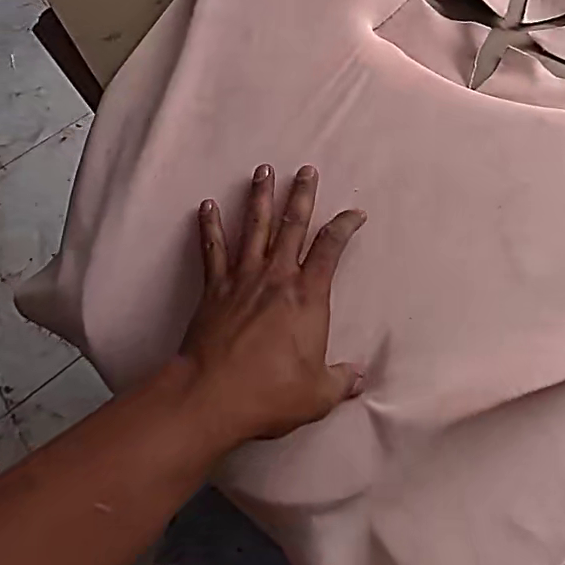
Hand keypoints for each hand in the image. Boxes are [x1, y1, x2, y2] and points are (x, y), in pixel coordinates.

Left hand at [177, 164, 366, 443]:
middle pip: (293, 225)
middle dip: (302, 194)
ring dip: (260, 197)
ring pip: (254, 227)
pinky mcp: (215, 287)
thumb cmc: (269, 394)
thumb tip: (359, 378)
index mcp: (307, 297)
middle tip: (306, 170)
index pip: (330, 249)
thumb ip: (341, 381)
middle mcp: (276, 278)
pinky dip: (209, 226)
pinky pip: (212, 249)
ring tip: (263, 171)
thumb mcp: (317, 394)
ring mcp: (243, 278)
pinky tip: (206, 205)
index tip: (355, 213)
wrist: (213, 395)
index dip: (345, 226)